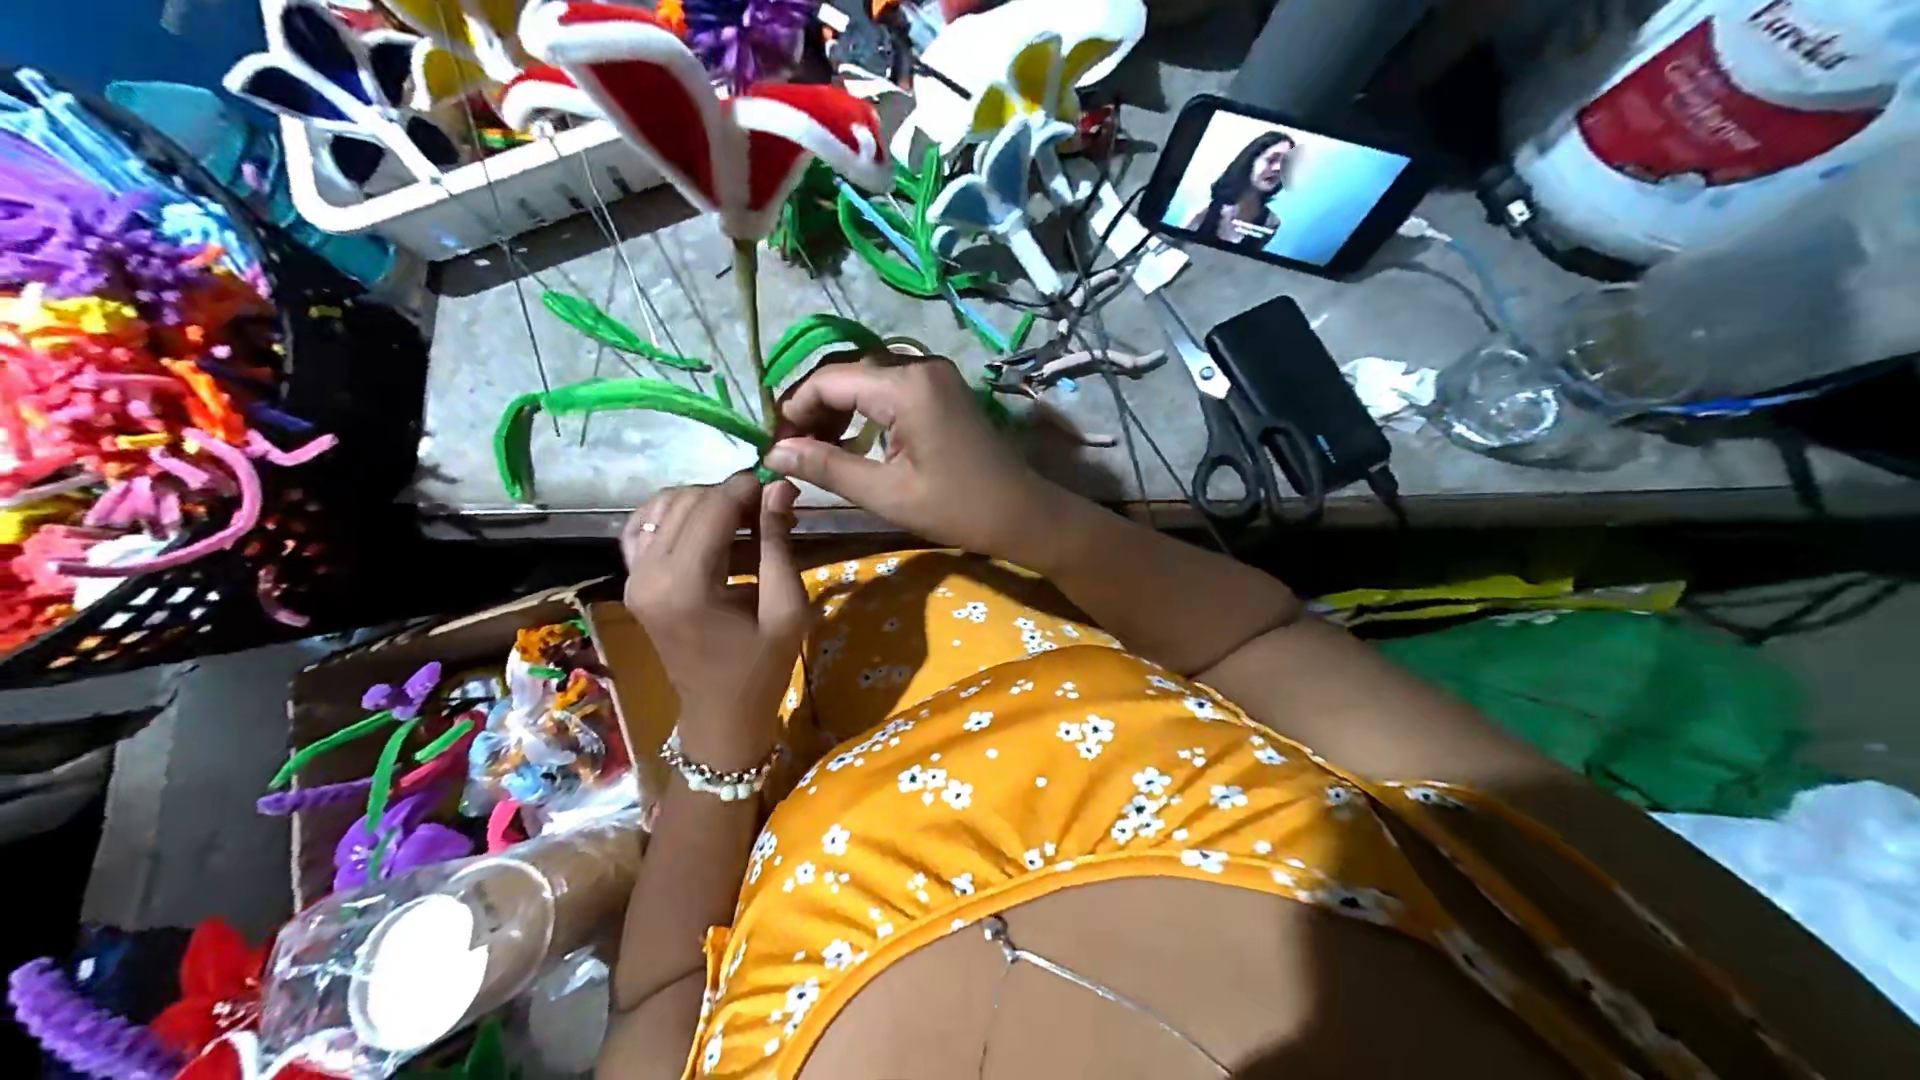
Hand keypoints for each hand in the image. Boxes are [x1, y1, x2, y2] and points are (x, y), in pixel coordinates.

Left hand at [621, 474, 807, 771]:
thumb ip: (778, 544)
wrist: (721, 713)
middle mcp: (648, 574)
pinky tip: (702, 524)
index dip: (747, 487)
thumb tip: (780, 488)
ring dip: (704, 502)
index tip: (779, 486)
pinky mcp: (633, 582)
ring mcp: (633, 578)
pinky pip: (644, 528)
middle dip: (729, 494)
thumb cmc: (762, 667)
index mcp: (686, 585)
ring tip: (741, 518)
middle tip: (767, 508)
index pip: (712, 508)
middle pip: (687, 501)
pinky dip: (673, 515)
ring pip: (664, 507)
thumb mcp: (785, 608)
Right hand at [764, 352, 1064, 564]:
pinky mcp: (941, 387)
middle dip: (812, 408)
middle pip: (845, 373)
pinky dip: (863, 408)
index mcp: (905, 386)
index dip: (793, 409)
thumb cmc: (956, 508)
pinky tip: (849, 439)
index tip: (775, 446)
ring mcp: (934, 373)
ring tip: (815, 449)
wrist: (1021, 512)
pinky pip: (888, 386)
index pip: (828, 380)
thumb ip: (827, 467)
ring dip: (835, 408)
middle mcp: (918, 364)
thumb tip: (774, 451)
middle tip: (792, 451)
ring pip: (865, 378)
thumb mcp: (886, 493)